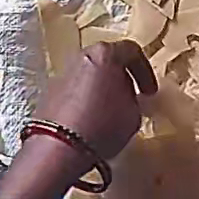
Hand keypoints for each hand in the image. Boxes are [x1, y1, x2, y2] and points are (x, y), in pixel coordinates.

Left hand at [33, 41, 156, 171]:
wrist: (60, 147)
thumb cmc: (103, 125)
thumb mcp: (134, 114)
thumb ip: (133, 99)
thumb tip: (126, 99)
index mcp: (106, 54)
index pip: (132, 51)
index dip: (145, 72)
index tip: (149, 91)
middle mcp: (82, 57)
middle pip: (106, 60)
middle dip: (120, 77)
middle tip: (131, 96)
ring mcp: (63, 74)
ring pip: (89, 75)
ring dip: (101, 88)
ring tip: (110, 110)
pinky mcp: (49, 92)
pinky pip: (74, 91)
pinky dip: (85, 100)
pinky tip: (91, 120)